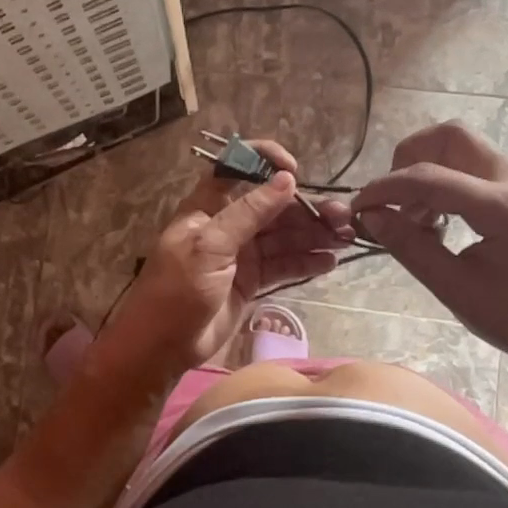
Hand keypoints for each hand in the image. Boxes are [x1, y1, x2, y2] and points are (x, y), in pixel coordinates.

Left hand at [106, 140, 352, 377]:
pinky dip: (305, 262)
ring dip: (312, 235)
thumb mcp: (210, 245)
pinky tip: (329, 261)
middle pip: (270, 207)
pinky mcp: (250, 282)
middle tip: (342, 215)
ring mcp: (239, 255)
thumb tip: (287, 180)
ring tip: (345, 237)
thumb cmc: (177, 289)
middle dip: (304, 208)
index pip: (237, 170)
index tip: (295, 170)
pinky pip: (282, 265)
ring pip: (282, 237)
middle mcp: (226, 226)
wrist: (162, 344)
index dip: (265, 162)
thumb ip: (249, 213)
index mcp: (207, 208)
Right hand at [351, 122, 507, 377]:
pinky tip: (436, 222)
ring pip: (463, 148)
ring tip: (412, 216)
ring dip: (427, 170)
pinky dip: (445, 182)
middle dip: (409, 157)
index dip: (385, 188)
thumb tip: (370, 215)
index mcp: (502, 208)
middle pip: (451, 136)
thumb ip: (409, 246)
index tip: (358, 208)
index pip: (429, 177)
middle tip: (391, 198)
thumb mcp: (455, 289)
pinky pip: (475, 170)